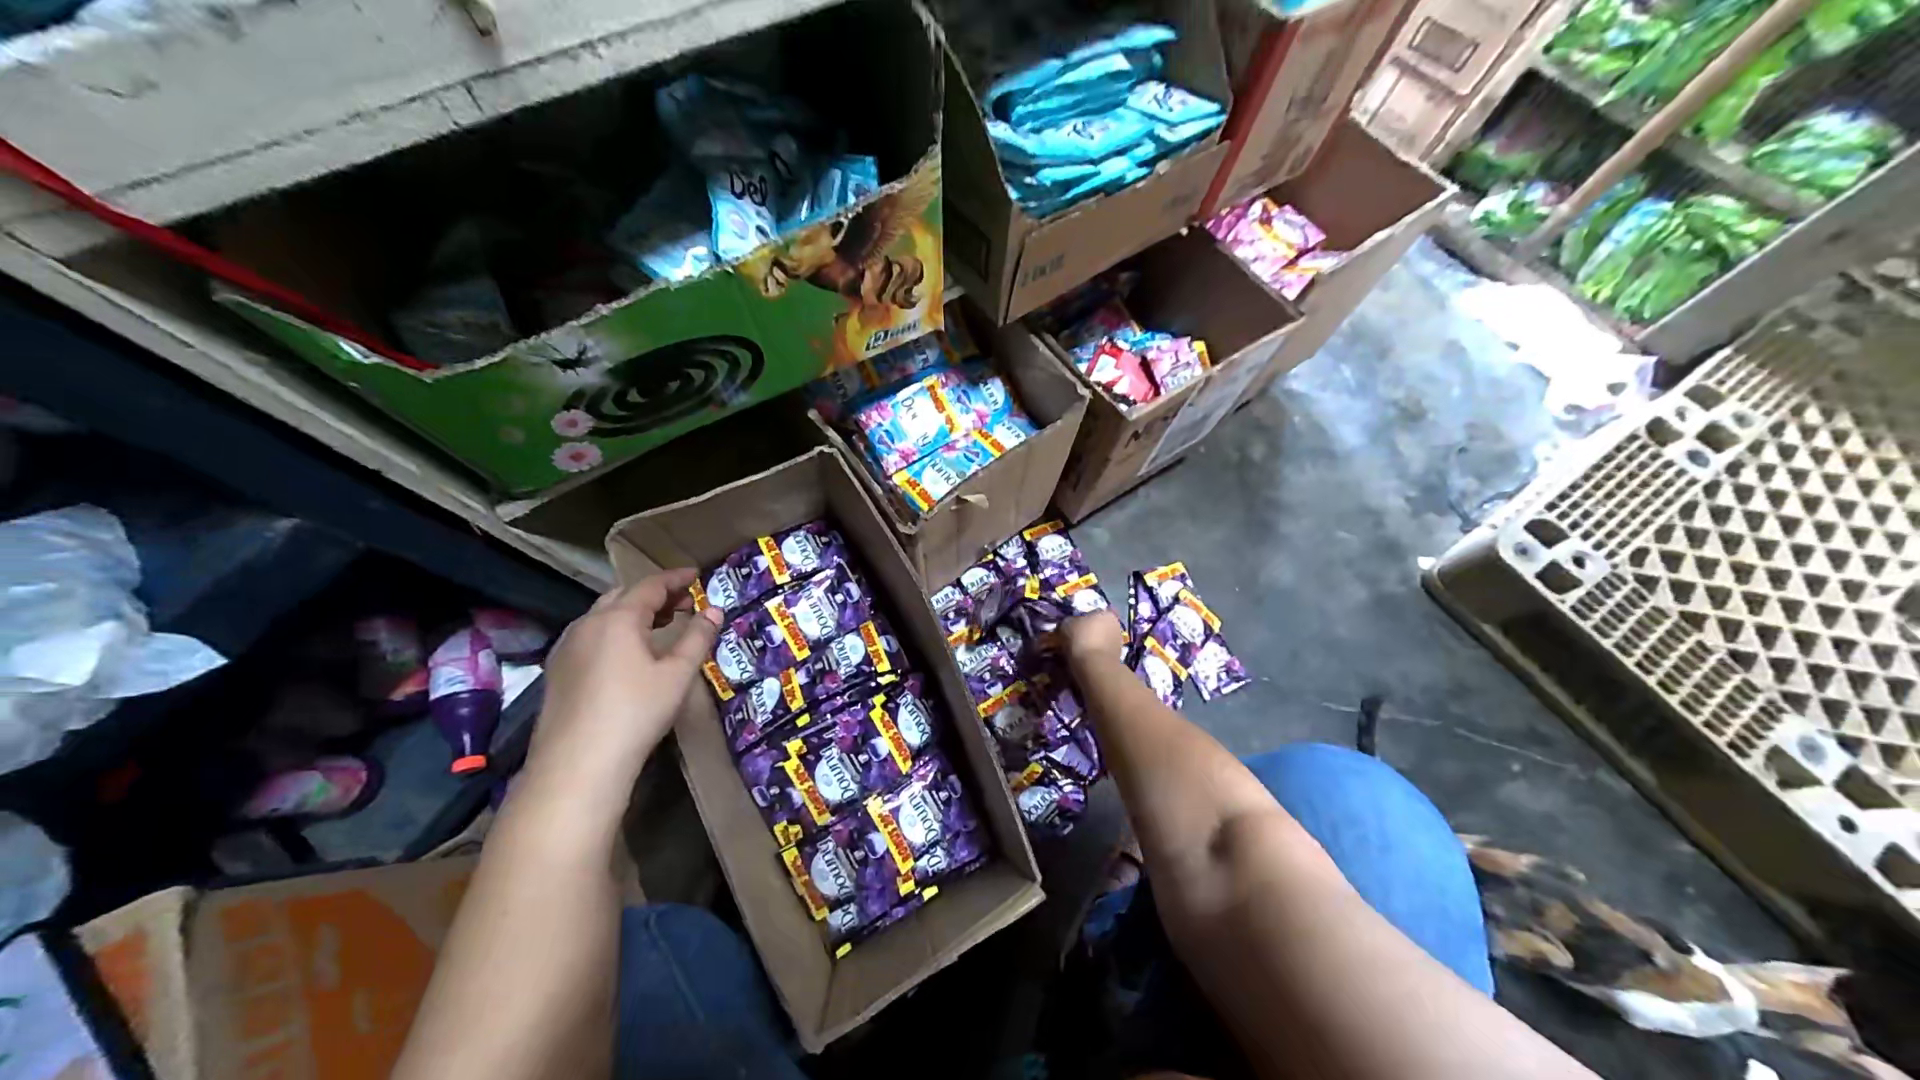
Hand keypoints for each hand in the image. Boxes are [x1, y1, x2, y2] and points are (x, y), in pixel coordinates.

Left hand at [527, 568, 722, 791]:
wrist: (577, 764)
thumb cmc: (636, 713)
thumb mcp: (677, 675)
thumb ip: (697, 638)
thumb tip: (715, 611)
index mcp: (617, 618)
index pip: (650, 585)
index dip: (675, 578)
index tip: (696, 575)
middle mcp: (587, 624)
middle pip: (622, 595)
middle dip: (654, 594)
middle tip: (683, 602)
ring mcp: (566, 647)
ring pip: (602, 616)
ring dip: (632, 612)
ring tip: (659, 625)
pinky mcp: (557, 671)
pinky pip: (590, 636)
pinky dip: (614, 631)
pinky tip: (627, 653)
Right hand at [1061, 610, 1125, 669]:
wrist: (1094, 666)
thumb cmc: (1082, 638)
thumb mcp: (1066, 624)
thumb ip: (1068, 621)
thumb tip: (1068, 624)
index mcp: (1107, 613)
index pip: (1091, 613)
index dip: (1079, 619)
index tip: (1070, 627)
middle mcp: (1116, 626)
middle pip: (1096, 627)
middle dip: (1086, 632)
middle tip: (1070, 639)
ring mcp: (1118, 643)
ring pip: (1099, 641)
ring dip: (1089, 645)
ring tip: (1074, 651)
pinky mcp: (1116, 658)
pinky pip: (1099, 653)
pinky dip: (1092, 655)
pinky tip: (1081, 660)